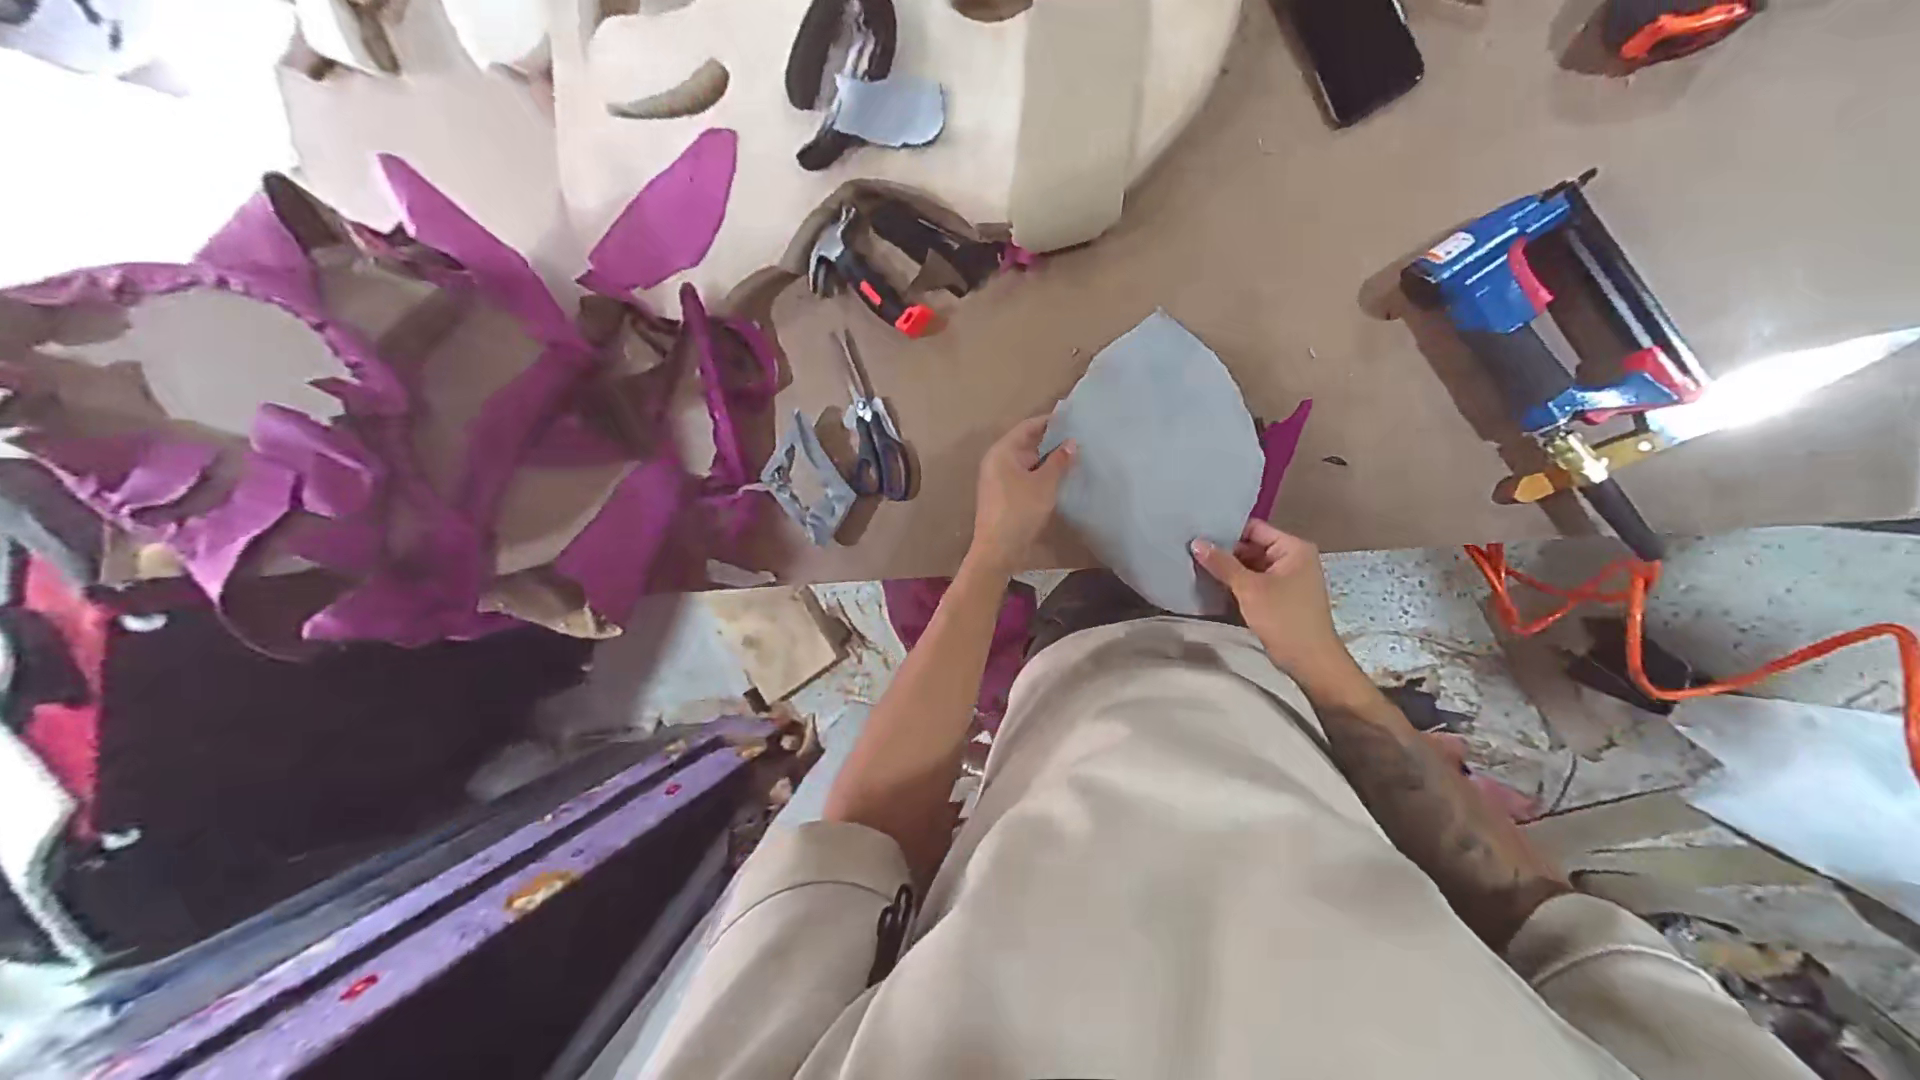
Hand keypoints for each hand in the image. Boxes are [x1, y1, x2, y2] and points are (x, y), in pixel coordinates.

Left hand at [970, 415, 1073, 575]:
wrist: (998, 550)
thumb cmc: (1020, 511)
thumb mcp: (1045, 484)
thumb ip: (1059, 461)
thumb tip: (1072, 443)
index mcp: (1002, 451)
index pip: (1028, 427)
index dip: (1050, 421)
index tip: (1073, 418)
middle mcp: (997, 461)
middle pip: (1027, 444)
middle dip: (1051, 442)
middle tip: (1079, 439)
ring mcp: (998, 480)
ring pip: (1027, 463)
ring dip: (1047, 461)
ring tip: (1074, 457)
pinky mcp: (1003, 496)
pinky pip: (1024, 478)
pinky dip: (1040, 476)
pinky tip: (1059, 479)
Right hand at [1191, 520, 1371, 702]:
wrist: (1309, 660)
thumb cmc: (1284, 618)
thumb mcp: (1249, 588)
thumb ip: (1222, 563)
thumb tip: (1197, 542)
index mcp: (1293, 548)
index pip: (1254, 529)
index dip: (1227, 530)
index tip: (1198, 531)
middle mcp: (1292, 558)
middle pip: (1251, 546)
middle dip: (1224, 550)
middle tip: (1190, 549)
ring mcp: (1286, 578)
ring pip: (1250, 565)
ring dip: (1227, 568)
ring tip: (1194, 563)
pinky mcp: (1278, 596)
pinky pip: (1253, 581)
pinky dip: (1235, 582)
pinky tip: (1210, 582)